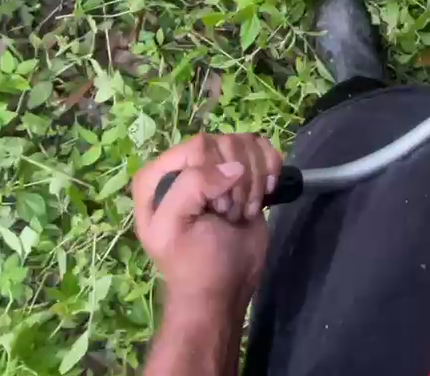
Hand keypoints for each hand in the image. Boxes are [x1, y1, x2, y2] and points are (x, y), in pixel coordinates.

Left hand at [131, 133, 283, 306]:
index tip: (217, 208)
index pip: (199, 146)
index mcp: (158, 177)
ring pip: (248, 143)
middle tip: (230, 213)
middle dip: (239, 180)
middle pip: (227, 142)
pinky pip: (263, 148)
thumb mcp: (173, 229)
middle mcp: (186, 165)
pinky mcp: (245, 171)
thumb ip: (191, 188)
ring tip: (243, 210)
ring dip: (255, 179)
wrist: (226, 287)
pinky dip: (271, 169)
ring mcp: (217, 166)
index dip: (215, 173)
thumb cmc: (194, 263)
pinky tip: (264, 194)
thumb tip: (234, 168)